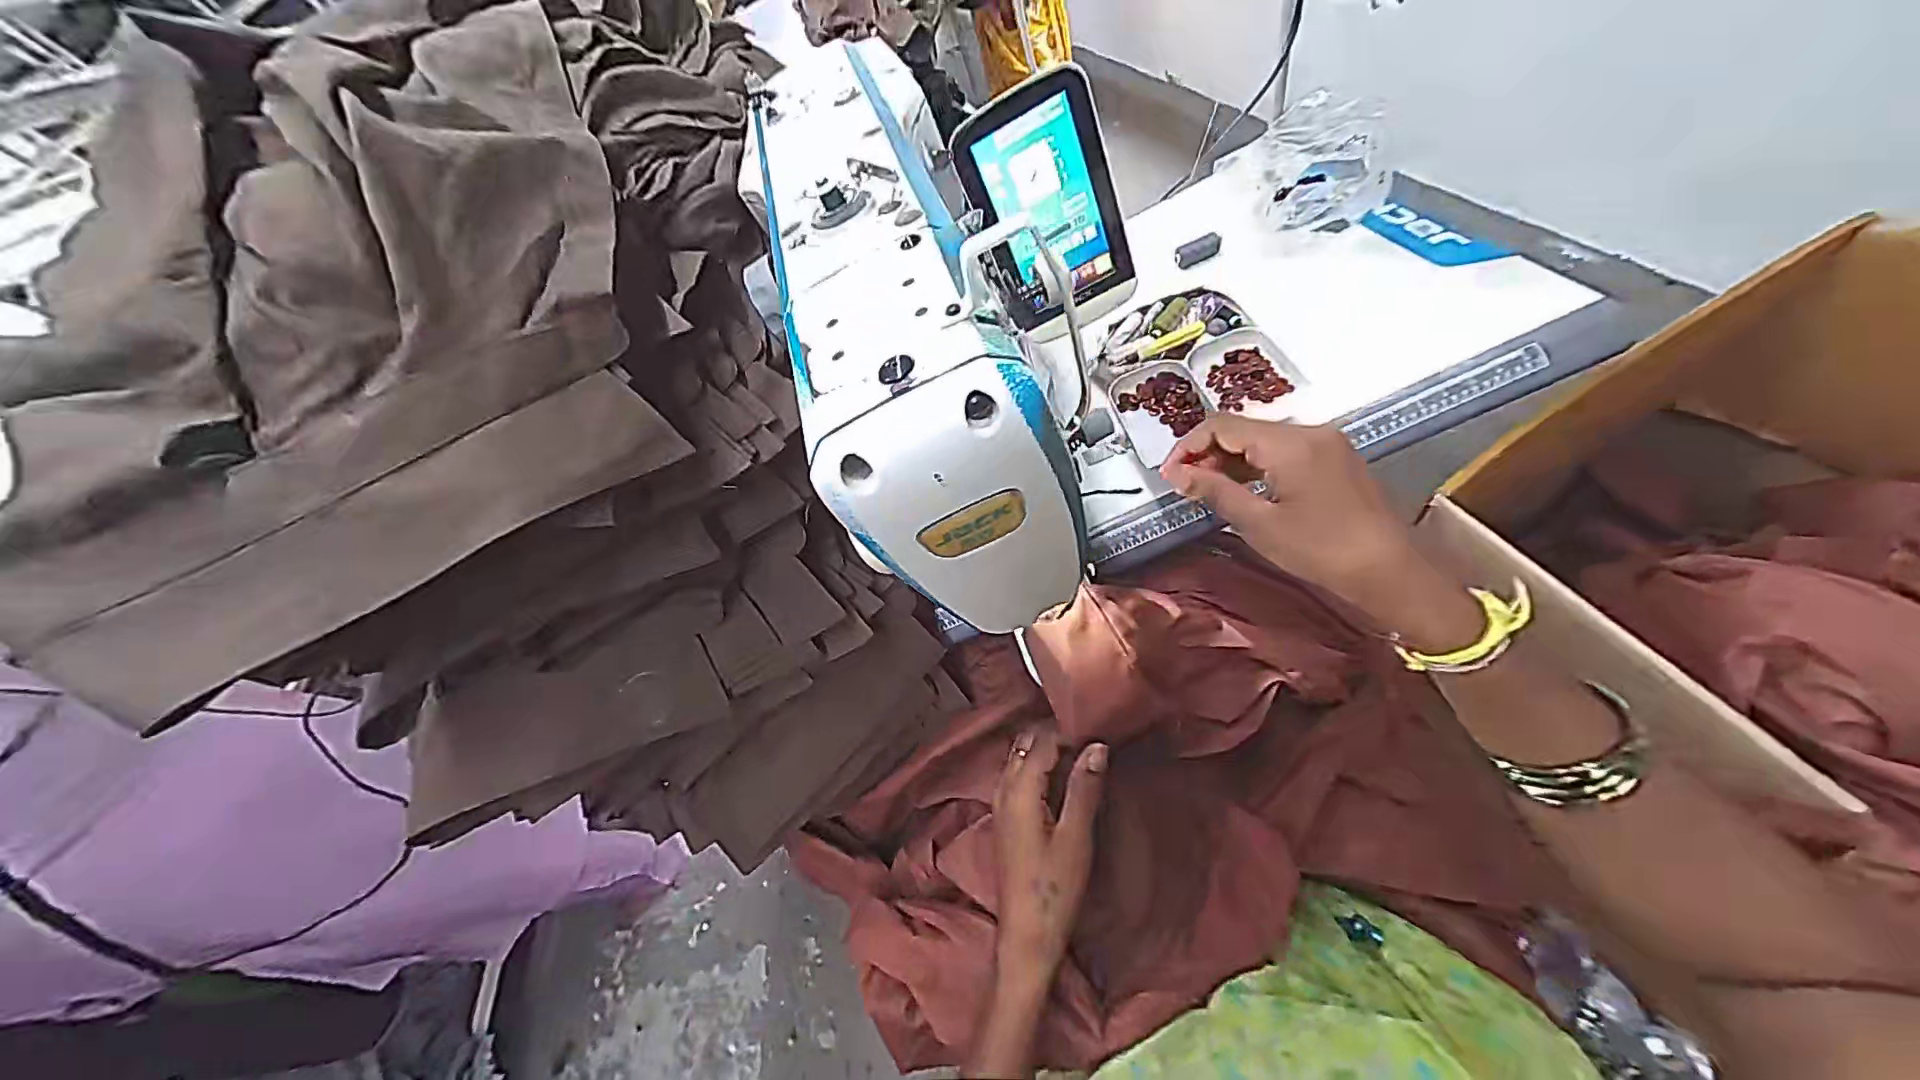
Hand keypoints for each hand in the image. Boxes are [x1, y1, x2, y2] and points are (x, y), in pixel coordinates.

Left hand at [993, 729, 1106, 989]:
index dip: (1068, 730)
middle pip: (1026, 744)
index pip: (1042, 740)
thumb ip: (1084, 787)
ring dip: (1045, 747)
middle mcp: (1003, 789)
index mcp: (1019, 789)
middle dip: (1054, 733)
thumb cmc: (1054, 887)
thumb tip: (1097, 745)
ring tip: (1080, 748)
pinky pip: (1018, 774)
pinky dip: (1038, 764)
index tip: (1098, 727)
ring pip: (1019, 757)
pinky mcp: (1004, 817)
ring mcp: (1000, 803)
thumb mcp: (1076, 837)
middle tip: (1090, 734)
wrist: (1026, 933)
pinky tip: (1060, 774)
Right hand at [1160, 416, 1479, 648]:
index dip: (1188, 447)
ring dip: (1231, 460)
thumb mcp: (1258, 523)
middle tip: (1186, 487)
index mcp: (1289, 443)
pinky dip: (1257, 465)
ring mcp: (1326, 442)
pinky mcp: (1334, 458)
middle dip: (1208, 454)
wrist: (1390, 571)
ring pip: (1262, 439)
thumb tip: (1176, 474)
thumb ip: (1214, 490)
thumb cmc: (1320, 550)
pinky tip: (1243, 490)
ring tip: (1209, 492)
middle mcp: (1309, 431)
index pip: (1222, 426)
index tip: (1169, 476)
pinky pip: (1284, 450)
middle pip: (1243, 429)